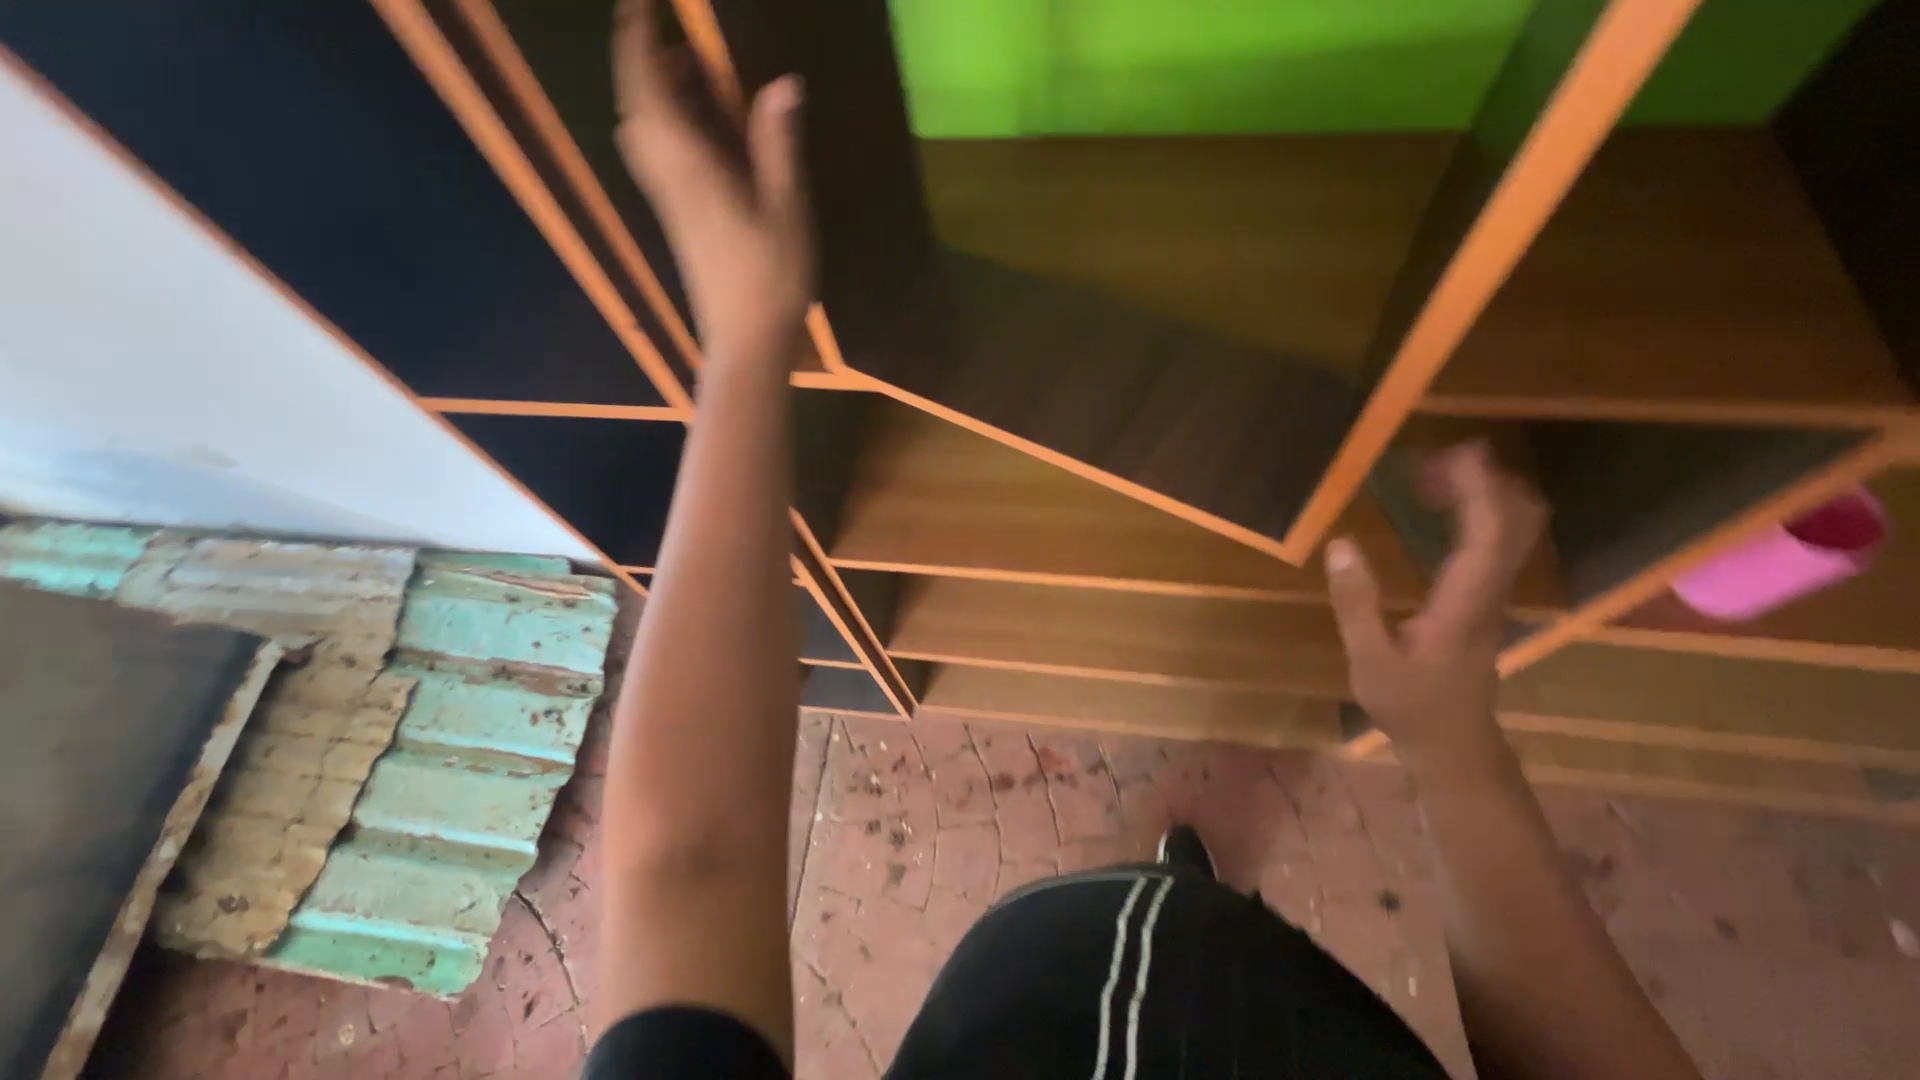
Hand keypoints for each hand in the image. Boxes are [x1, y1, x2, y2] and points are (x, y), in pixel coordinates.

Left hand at [612, 0, 810, 359]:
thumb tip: (782, 83)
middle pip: (637, 107)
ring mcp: (670, 200)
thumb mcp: (786, 211)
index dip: (637, 41)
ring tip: (704, 80)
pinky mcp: (679, 218)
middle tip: (688, 44)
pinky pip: (661, 155)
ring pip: (645, 132)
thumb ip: (778, 146)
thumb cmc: (770, 281)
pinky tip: (710, 132)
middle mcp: (669, 178)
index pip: (646, 90)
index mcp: (690, 169)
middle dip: (648, 63)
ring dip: (661, 95)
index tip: (642, 4)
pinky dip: (673, 127)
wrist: (744, 343)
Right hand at [1324, 442, 1548, 770]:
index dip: (1479, 486)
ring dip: (1482, 495)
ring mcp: (1494, 596)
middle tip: (1433, 461)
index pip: (1489, 531)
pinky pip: (1495, 543)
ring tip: (1430, 478)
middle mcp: (1490, 591)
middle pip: (1516, 521)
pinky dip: (1476, 515)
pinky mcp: (1486, 602)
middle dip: (1485, 480)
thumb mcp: (1370, 658)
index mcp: (1466, 601)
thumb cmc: (1411, 706)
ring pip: (1512, 530)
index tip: (1454, 451)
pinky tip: (1437, 513)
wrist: (1455, 745)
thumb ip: (1357, 601)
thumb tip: (1341, 543)